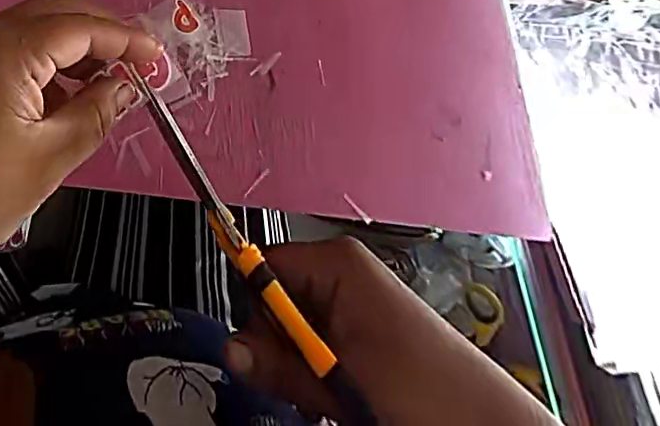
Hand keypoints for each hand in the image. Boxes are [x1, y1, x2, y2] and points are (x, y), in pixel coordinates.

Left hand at [0, 0, 159, 281]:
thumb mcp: (47, 159)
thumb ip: (96, 112)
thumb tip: (128, 86)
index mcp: (11, 45)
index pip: (84, 26)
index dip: (128, 39)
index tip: (159, 58)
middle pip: (60, 13)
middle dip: (104, 32)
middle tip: (139, 63)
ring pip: (37, 28)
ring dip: (76, 48)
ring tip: (107, 85)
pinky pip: (14, 48)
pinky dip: (47, 62)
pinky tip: (63, 98)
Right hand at [224, 238, 556, 425]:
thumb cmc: (428, 390)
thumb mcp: (342, 380)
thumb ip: (282, 362)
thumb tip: (232, 347)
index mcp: (336, 262)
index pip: (263, 266)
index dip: (256, 311)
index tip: (260, 352)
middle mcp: (342, 273)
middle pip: (277, 300)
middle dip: (282, 346)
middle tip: (311, 383)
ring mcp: (353, 302)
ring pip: (296, 329)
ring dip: (302, 366)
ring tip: (334, 395)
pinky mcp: (363, 331)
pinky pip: (319, 343)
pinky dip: (320, 373)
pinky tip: (341, 397)